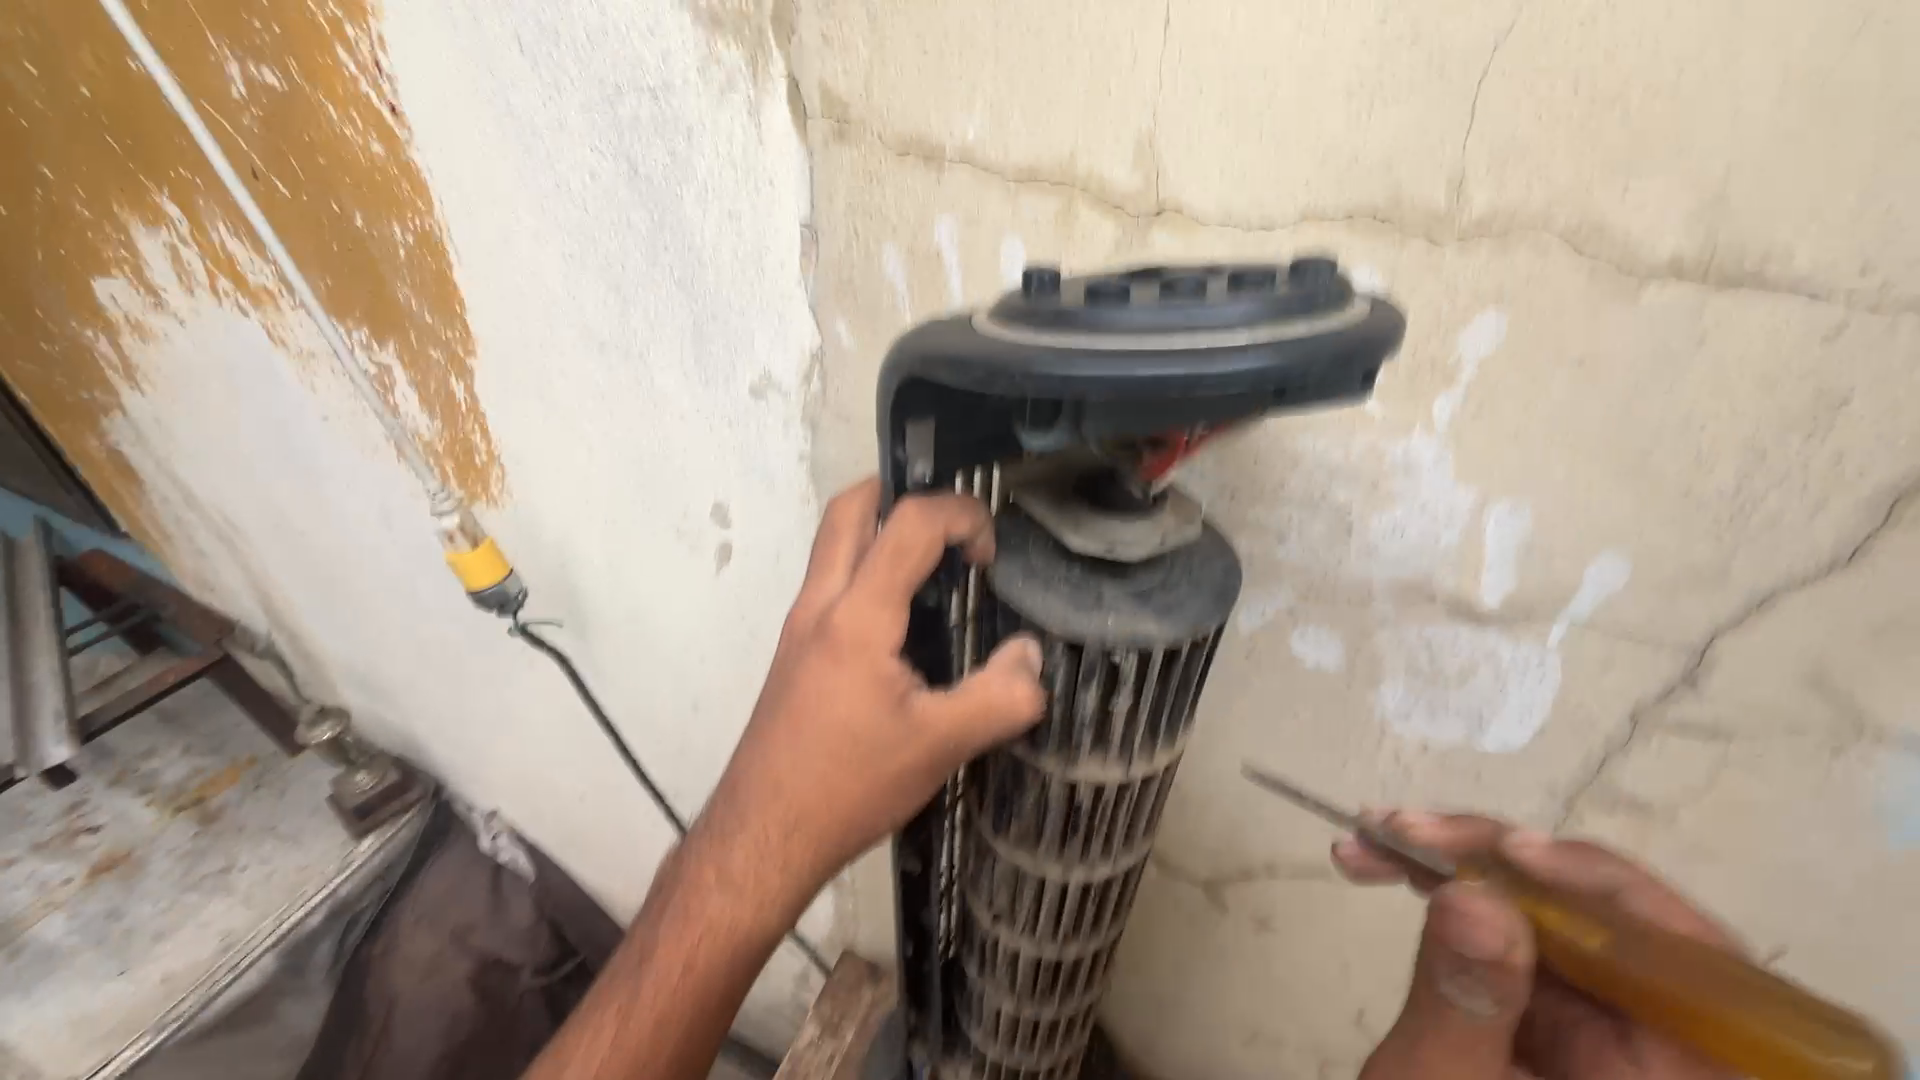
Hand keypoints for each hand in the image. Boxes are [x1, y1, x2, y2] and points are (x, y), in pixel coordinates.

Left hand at [697, 477, 1046, 911]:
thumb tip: (1033, 656)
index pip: (910, 523)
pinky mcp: (794, 653)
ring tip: (933, 566)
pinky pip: (830, 582)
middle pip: (850, 509)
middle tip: (951, 527)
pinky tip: (902, 622)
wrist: (762, 835)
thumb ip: (999, 697)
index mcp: (858, 615)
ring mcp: (799, 627)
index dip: (961, 515)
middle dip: (903, 494)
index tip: (991, 554)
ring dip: (880, 530)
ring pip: (833, 544)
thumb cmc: (849, 785)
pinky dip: (866, 569)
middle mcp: (820, 604)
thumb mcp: (939, 746)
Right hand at [1335, 815, 1739, 1079]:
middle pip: (1611, 923)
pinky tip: (1386, 864)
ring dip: (1460, 865)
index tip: (1508, 848)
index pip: (1689, 967)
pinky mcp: (1559, 1017)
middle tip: (1399, 830)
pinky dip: (1453, 893)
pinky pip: (1520, 935)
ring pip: (1555, 916)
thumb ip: (1462, 1003)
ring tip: (1371, 840)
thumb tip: (1469, 895)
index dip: (1607, 891)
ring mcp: (1609, 1033)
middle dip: (1498, 861)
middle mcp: (1664, 1052)